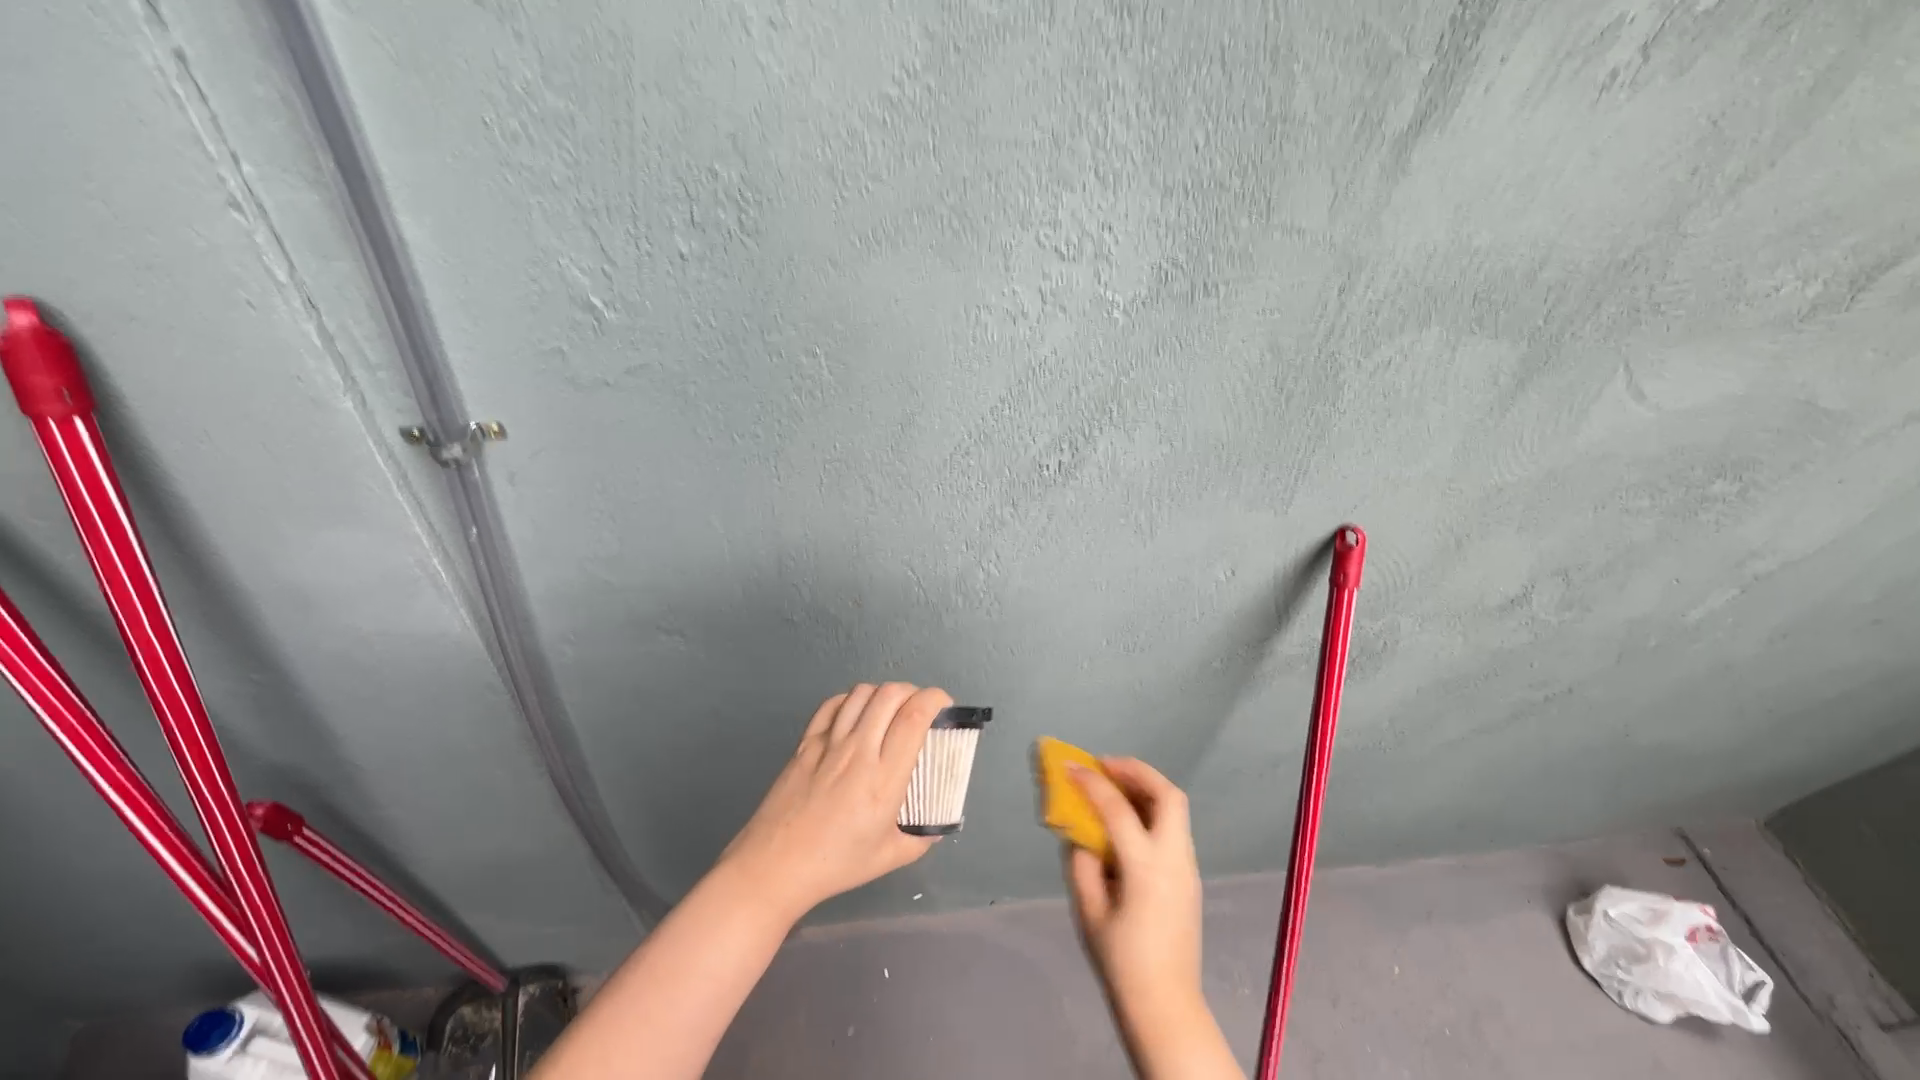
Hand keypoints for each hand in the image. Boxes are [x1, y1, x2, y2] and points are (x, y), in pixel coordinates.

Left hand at [718, 682, 950, 917]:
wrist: (775, 865)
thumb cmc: (835, 864)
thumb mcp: (890, 857)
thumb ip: (921, 838)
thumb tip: (936, 824)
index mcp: (884, 778)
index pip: (914, 717)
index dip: (934, 699)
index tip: (944, 707)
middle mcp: (858, 751)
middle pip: (890, 695)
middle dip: (913, 692)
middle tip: (920, 708)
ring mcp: (828, 743)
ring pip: (861, 693)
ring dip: (883, 693)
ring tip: (890, 709)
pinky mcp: (805, 743)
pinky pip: (831, 705)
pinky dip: (851, 700)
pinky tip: (856, 714)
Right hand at [1065, 758, 1204, 1015]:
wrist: (1164, 1003)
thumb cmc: (1120, 961)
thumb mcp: (1089, 910)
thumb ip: (1081, 863)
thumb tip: (1080, 831)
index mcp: (1146, 867)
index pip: (1118, 808)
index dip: (1091, 782)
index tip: (1068, 767)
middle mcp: (1175, 859)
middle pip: (1167, 794)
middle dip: (1136, 771)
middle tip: (1103, 767)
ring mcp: (1188, 867)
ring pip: (1175, 809)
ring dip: (1145, 789)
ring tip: (1112, 788)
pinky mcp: (1190, 877)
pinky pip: (1173, 829)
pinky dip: (1151, 811)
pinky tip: (1126, 822)